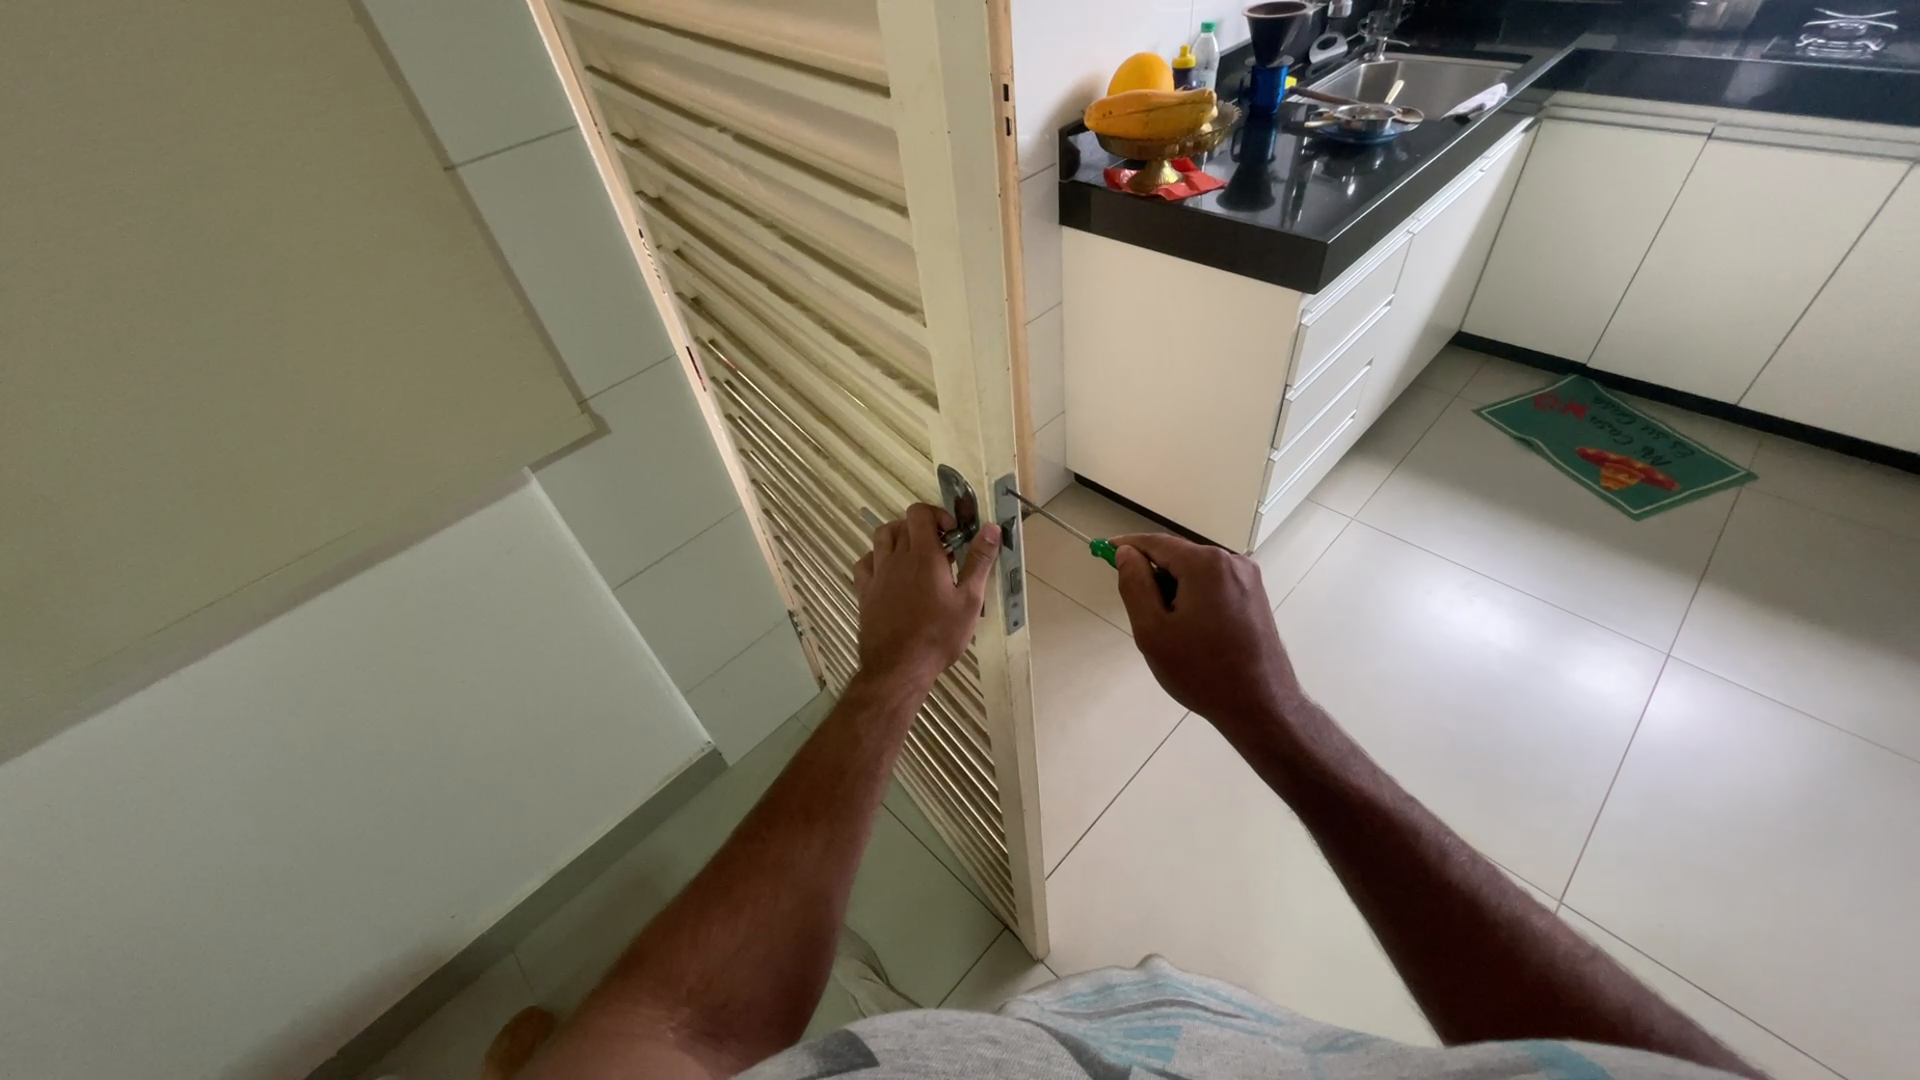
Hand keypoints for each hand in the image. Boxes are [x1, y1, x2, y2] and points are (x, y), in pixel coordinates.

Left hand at [851, 504, 999, 689]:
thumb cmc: (939, 635)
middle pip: (902, 524)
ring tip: (915, 556)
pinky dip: (878, 559)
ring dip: (899, 537)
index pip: (920, 513)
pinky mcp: (864, 592)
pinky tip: (891, 573)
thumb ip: (979, 561)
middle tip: (942, 551)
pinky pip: (865, 562)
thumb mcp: (969, 600)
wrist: (899, 667)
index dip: (937, 515)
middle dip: (924, 529)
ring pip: (881, 538)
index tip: (952, 534)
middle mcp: (895, 558)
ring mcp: (877, 574)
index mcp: (922, 555)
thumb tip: (992, 528)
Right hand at [1111, 533, 1304, 733]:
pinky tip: (1193, 631)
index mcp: (1205, 564)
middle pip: (1178, 556)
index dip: (1128, 546)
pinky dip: (1194, 597)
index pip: (1156, 543)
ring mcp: (1248, 578)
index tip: (1103, 551)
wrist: (1261, 706)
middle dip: (1154, 576)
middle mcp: (1231, 561)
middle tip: (1142, 616)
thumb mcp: (1152, 630)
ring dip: (1175, 590)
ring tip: (1171, 632)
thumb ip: (1135, 584)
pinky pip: (1214, 585)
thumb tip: (1126, 553)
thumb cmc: (1200, 671)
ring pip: (1195, 572)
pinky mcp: (1255, 596)